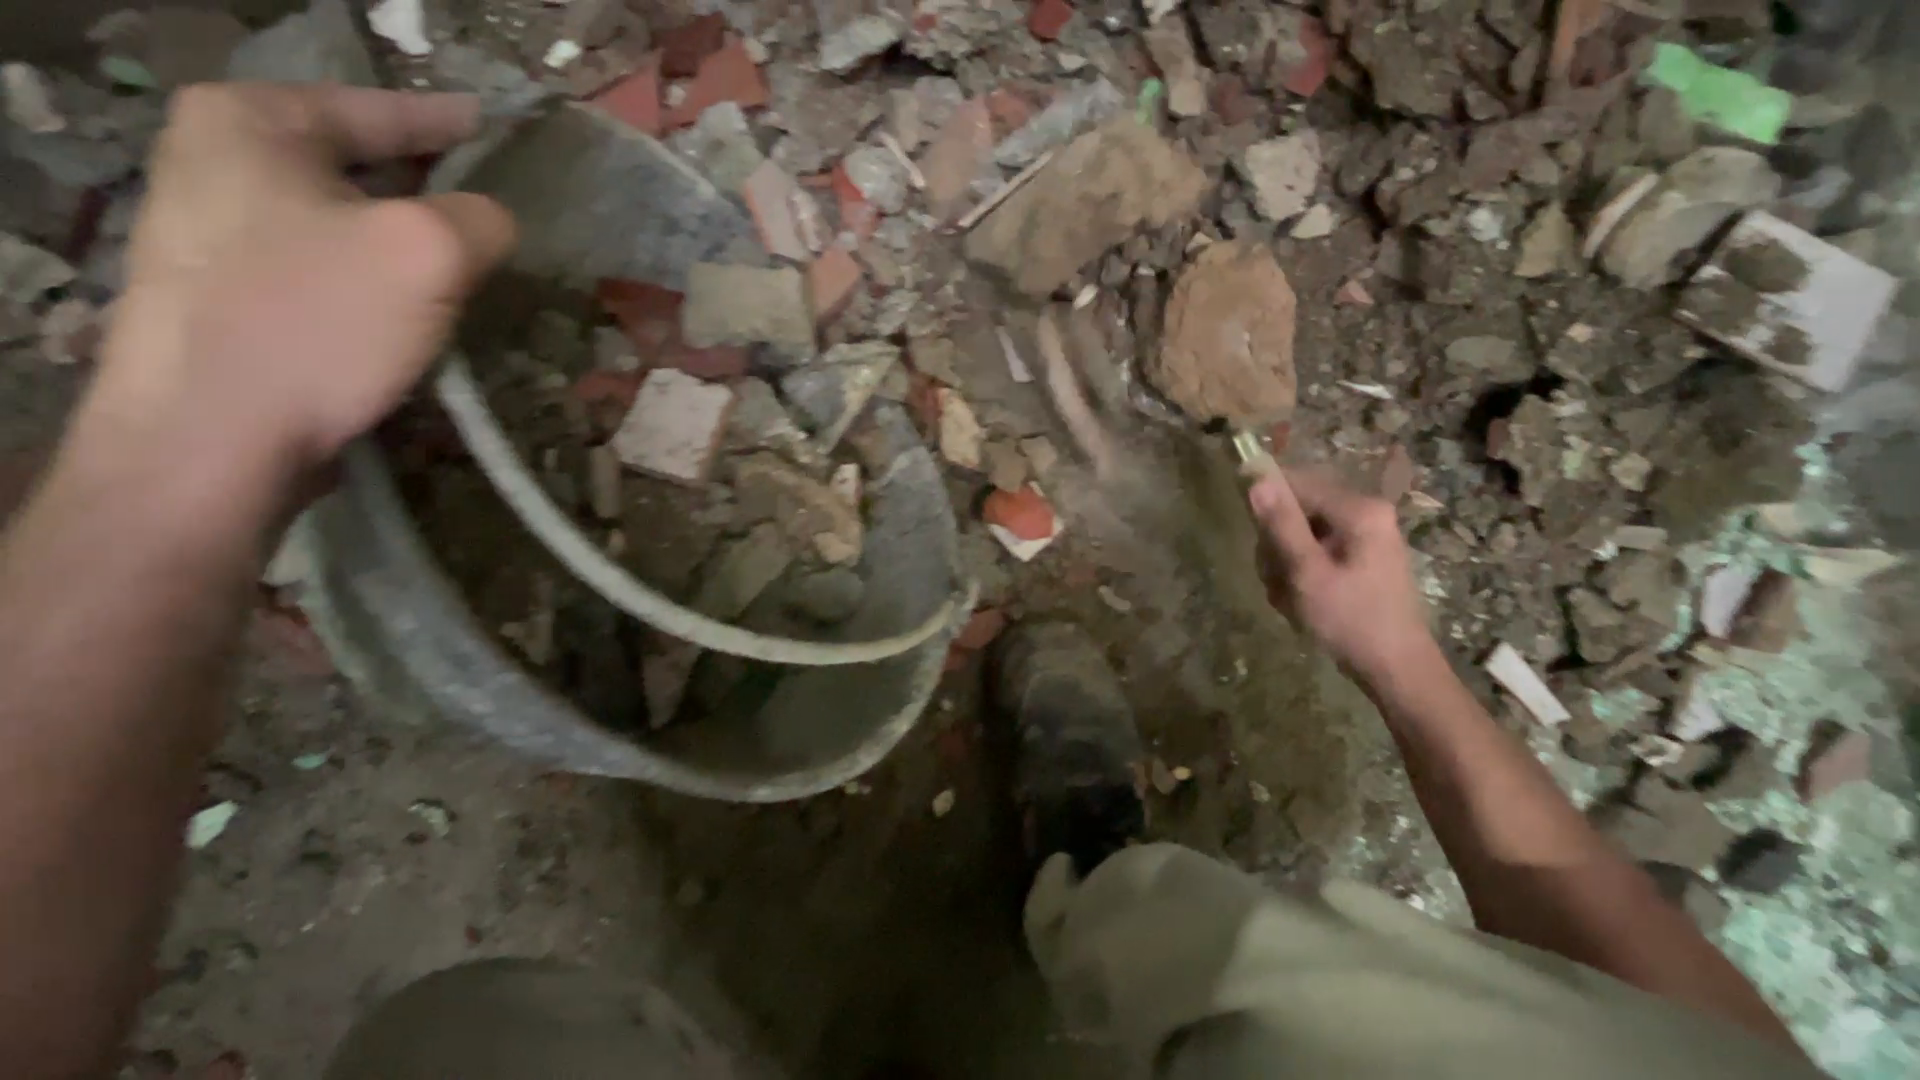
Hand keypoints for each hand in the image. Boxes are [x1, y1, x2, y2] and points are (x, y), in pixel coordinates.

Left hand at [84, 83, 516, 488]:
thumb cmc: (316, 323)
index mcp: (247, 123)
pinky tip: (408, 317)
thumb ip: (482, 219)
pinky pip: (322, 272)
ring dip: (403, 246)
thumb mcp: (428, 253)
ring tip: (462, 270)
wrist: (213, 440)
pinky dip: (372, 285)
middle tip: (491, 210)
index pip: (376, 107)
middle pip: (356, 165)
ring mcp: (210, 234)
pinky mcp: (222, 299)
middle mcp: (213, 162)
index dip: (448, 123)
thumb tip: (493, 225)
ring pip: (340, 223)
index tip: (498, 132)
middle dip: (428, 190)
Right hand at [1248, 469, 1437, 681]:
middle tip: (1279, 583)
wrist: (1395, 668)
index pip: (1296, 484)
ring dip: (1285, 567)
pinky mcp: (1359, 558)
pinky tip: (1301, 603)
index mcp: (1358, 509)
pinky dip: (1301, 576)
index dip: (1267, 507)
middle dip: (1277, 547)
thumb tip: (1256, 479)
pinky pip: (1315, 553)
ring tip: (1290, 600)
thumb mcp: (1307, 573)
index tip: (1259, 545)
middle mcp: (1364, 513)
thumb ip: (1281, 525)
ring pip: (1300, 536)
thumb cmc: (1351, 620)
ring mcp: (1363, 537)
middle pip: (1296, 511)